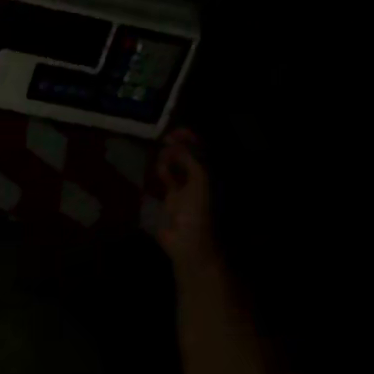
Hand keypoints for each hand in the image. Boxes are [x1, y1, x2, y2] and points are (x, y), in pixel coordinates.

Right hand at [154, 129, 219, 270]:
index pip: (204, 150)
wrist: (189, 241)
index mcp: (214, 174)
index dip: (191, 138)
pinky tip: (158, 170)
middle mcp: (203, 179)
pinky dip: (163, 173)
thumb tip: (175, 143)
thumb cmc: (199, 209)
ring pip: (178, 167)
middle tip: (164, 140)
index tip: (175, 131)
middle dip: (178, 147)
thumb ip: (190, 158)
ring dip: (169, 159)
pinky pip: (168, 181)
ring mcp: (188, 189)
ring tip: (161, 156)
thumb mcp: (200, 178)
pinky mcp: (173, 200)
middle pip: (190, 156)